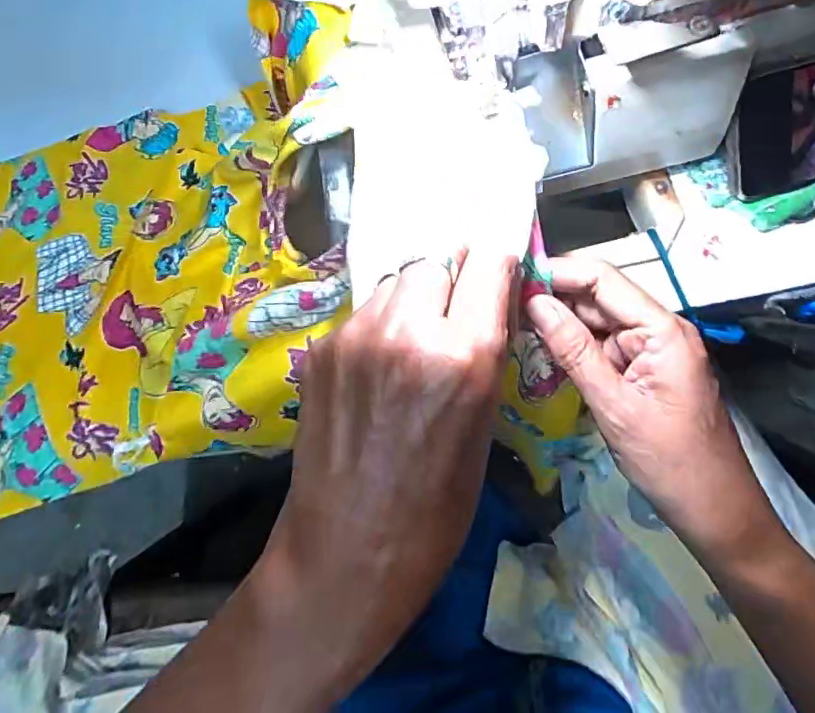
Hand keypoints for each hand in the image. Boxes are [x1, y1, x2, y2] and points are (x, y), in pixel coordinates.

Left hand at [257, 247, 518, 688]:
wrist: (347, 549)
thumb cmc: (436, 507)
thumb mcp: (484, 427)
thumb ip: (484, 354)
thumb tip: (488, 302)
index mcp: (463, 355)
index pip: (486, 264)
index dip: (493, 264)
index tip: (492, 271)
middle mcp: (407, 330)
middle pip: (432, 264)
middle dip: (445, 283)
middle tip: (446, 316)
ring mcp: (355, 335)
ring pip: (391, 285)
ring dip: (407, 302)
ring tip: (407, 343)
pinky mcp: (321, 348)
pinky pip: (361, 315)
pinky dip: (376, 328)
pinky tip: (374, 369)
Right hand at [524, 256, 784, 562]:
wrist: (718, 514)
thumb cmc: (671, 462)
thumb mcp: (614, 405)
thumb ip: (573, 349)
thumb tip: (534, 302)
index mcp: (661, 329)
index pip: (602, 278)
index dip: (557, 272)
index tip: (514, 277)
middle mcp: (657, 328)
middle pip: (597, 294)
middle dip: (553, 295)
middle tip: (505, 302)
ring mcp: (650, 348)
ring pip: (596, 318)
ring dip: (559, 319)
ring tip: (514, 321)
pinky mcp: (643, 367)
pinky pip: (602, 343)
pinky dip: (573, 343)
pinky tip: (542, 345)